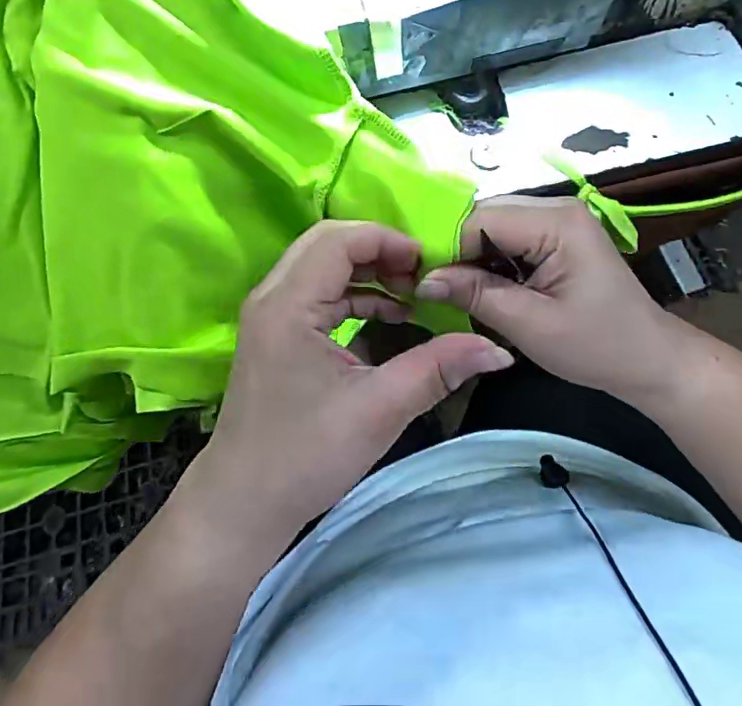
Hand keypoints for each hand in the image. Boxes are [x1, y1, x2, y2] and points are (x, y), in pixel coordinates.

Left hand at [182, 221, 514, 538]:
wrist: (244, 501)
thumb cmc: (306, 454)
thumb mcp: (379, 408)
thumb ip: (437, 368)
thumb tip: (497, 349)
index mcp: (287, 303)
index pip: (337, 240)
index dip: (386, 240)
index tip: (428, 264)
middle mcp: (271, 297)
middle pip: (326, 244)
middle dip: (378, 251)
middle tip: (421, 275)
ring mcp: (269, 314)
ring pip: (320, 267)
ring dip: (366, 273)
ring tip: (412, 294)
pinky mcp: (274, 334)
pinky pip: (316, 294)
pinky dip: (353, 296)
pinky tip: (389, 317)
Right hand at [414, 196, 687, 401]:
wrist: (651, 361)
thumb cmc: (598, 346)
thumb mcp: (531, 325)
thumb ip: (475, 295)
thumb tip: (422, 281)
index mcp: (557, 222)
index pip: (480, 219)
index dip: (445, 247)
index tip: (418, 279)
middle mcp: (555, 207)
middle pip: (482, 216)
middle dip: (453, 249)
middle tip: (427, 284)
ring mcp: (555, 219)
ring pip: (489, 225)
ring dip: (467, 255)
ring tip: (446, 287)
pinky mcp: (552, 235)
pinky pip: (504, 237)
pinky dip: (485, 259)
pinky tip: (476, 284)